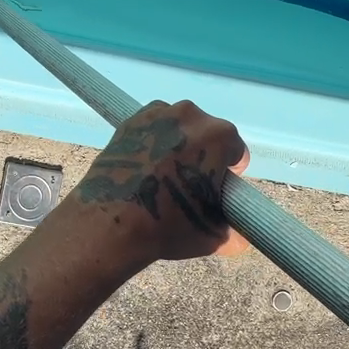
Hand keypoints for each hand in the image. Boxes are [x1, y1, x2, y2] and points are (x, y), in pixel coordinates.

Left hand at [71, 100, 249, 261]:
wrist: (112, 218)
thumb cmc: (170, 225)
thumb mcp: (216, 235)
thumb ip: (233, 227)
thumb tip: (235, 232)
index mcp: (218, 136)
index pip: (235, 151)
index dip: (226, 171)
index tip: (214, 187)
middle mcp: (188, 114)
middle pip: (205, 134)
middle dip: (202, 154)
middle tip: (188, 182)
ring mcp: (155, 113)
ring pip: (177, 127)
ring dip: (176, 144)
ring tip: (163, 173)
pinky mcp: (128, 120)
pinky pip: (151, 128)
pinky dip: (152, 141)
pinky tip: (144, 165)